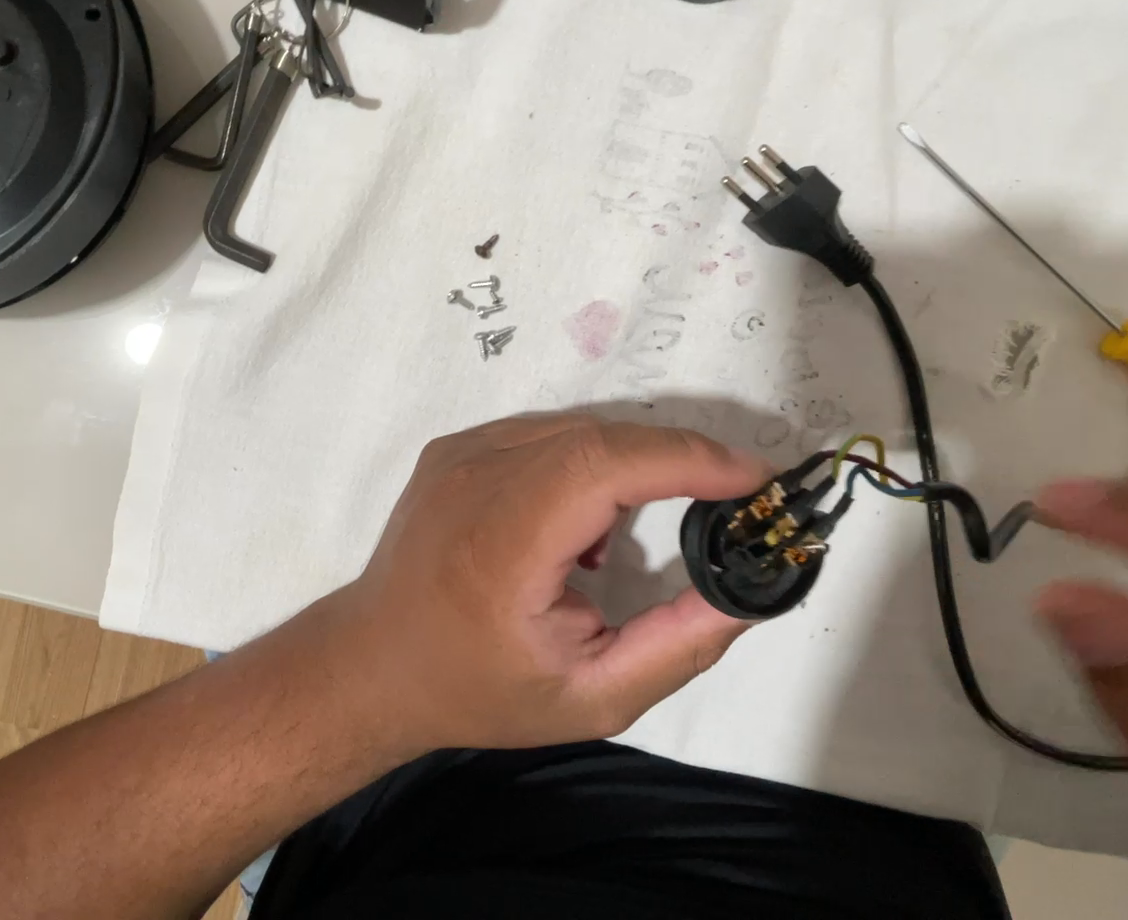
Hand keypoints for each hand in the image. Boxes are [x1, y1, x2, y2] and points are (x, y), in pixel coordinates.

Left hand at [325, 415, 770, 753]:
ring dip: (630, 463)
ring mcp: (459, 453)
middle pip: (598, 438)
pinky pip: (542, 435)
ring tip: (639, 530)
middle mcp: (475, 478)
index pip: (605, 466)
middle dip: (676, 458)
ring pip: (574, 429)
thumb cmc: (478, 690)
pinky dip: (585, 462)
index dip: (687, 457)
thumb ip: (676, 646)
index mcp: (503, 542)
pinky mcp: (454, 448)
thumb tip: (743, 593)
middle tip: (727, 498)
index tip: (753, 478)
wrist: (374, 664)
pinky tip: (580, 524)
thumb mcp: (590, 698)